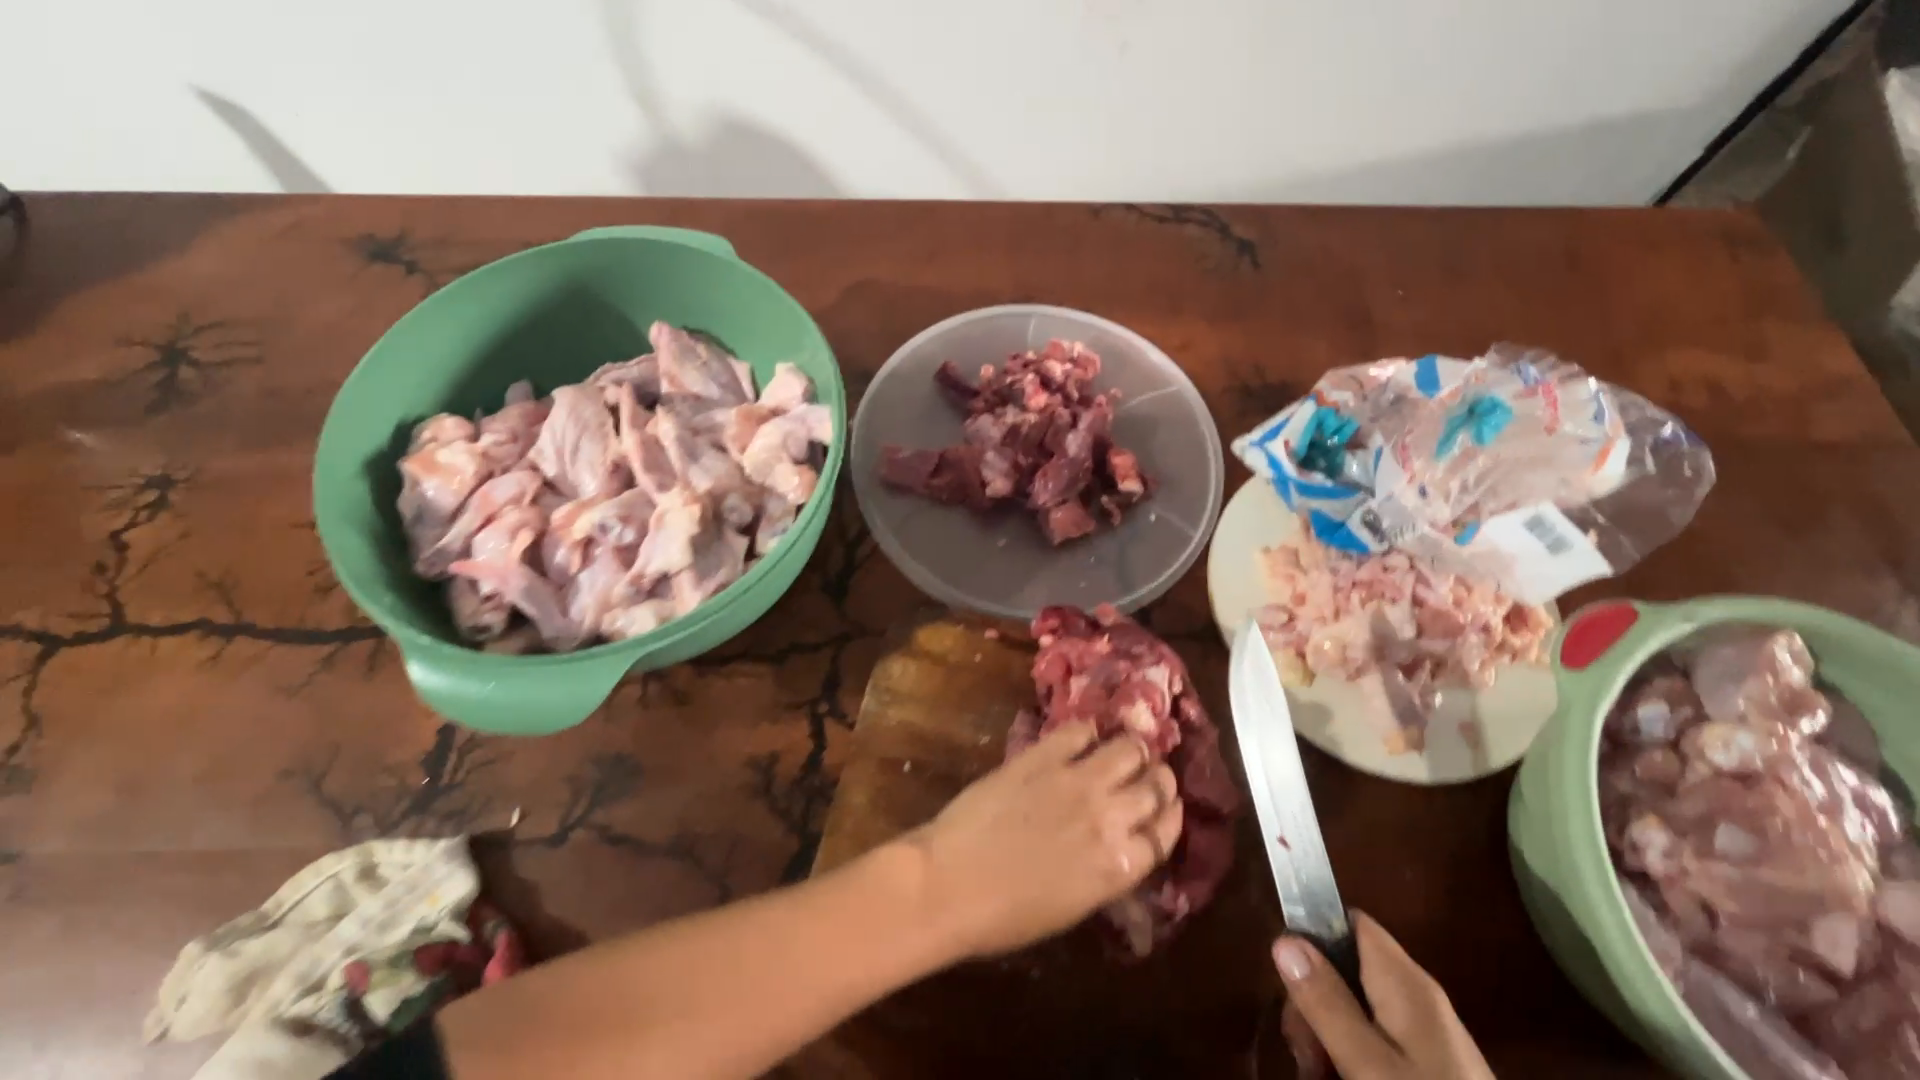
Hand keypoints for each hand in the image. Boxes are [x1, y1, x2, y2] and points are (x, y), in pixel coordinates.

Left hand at [906, 722, 1181, 958]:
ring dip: (1133, 748)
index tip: (1166, 806)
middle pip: (1156, 786)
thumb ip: (1107, 869)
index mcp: (1121, 866)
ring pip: (1128, 749)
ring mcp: (1077, 781)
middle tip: (1150, 772)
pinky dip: (1088, 731)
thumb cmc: (1006, 916)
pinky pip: (1079, 731)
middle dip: (1158, 778)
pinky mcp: (1042, 756)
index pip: (1166, 831)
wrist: (950, 886)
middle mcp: (1110, 818)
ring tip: (1125, 747)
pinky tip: (1084, 736)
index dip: (1170, 814)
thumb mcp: (1075, 905)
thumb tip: (1118, 844)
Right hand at [1273, 912, 1493, 1079]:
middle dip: (1313, 1000)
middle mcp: (1415, 993)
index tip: (1288, 978)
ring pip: (1355, 1005)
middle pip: (1346, 966)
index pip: (1352, 922)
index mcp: (1404, 982)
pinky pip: (1374, 1035)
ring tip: (1318, 1074)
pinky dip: (1350, 1052)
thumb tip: (1284, 938)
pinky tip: (1341, 1078)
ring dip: (1326, 1032)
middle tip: (1303, 1051)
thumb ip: (1326, 1002)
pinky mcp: (1427, 1059)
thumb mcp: (1366, 1064)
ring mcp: (1424, 1029)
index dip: (1313, 935)